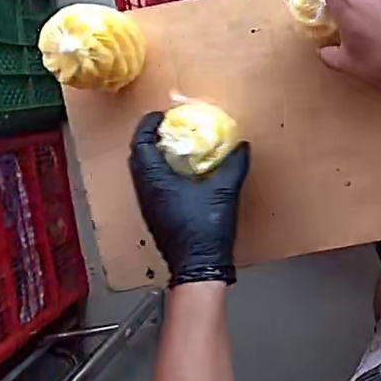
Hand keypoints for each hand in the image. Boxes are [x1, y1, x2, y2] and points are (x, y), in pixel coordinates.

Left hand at [129, 112, 250, 285]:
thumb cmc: (205, 227)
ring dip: (155, 155)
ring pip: (143, 171)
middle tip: (169, 128)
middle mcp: (145, 190)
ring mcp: (148, 205)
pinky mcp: (156, 215)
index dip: (148, 125)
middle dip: (150, 138)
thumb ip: (233, 164)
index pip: (140, 143)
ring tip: (176, 146)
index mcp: (154, 179)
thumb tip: (243, 146)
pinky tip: (183, 173)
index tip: (161, 115)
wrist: (198, 265)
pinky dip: (161, 171)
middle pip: (138, 156)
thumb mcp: (224, 190)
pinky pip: (152, 184)